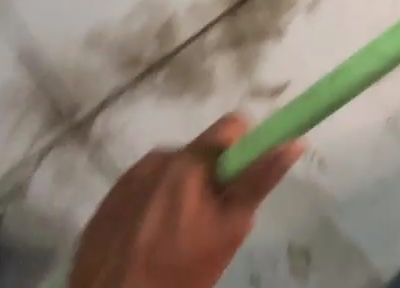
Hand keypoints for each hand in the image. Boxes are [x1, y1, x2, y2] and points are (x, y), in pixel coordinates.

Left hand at [70, 115, 302, 287]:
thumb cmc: (179, 272)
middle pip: (202, 152)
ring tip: (177, 235)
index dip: (246, 148)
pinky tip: (149, 240)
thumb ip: (259, 179)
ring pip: (173, 171)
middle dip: (213, 176)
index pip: (232, 125)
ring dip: (183, 189)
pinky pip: (144, 189)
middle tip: (211, 220)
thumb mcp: (230, 229)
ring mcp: (126, 182)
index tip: (242, 181)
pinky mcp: (105, 205)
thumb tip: (294, 142)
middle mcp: (156, 159)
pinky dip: (155, 204)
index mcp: (189, 160)